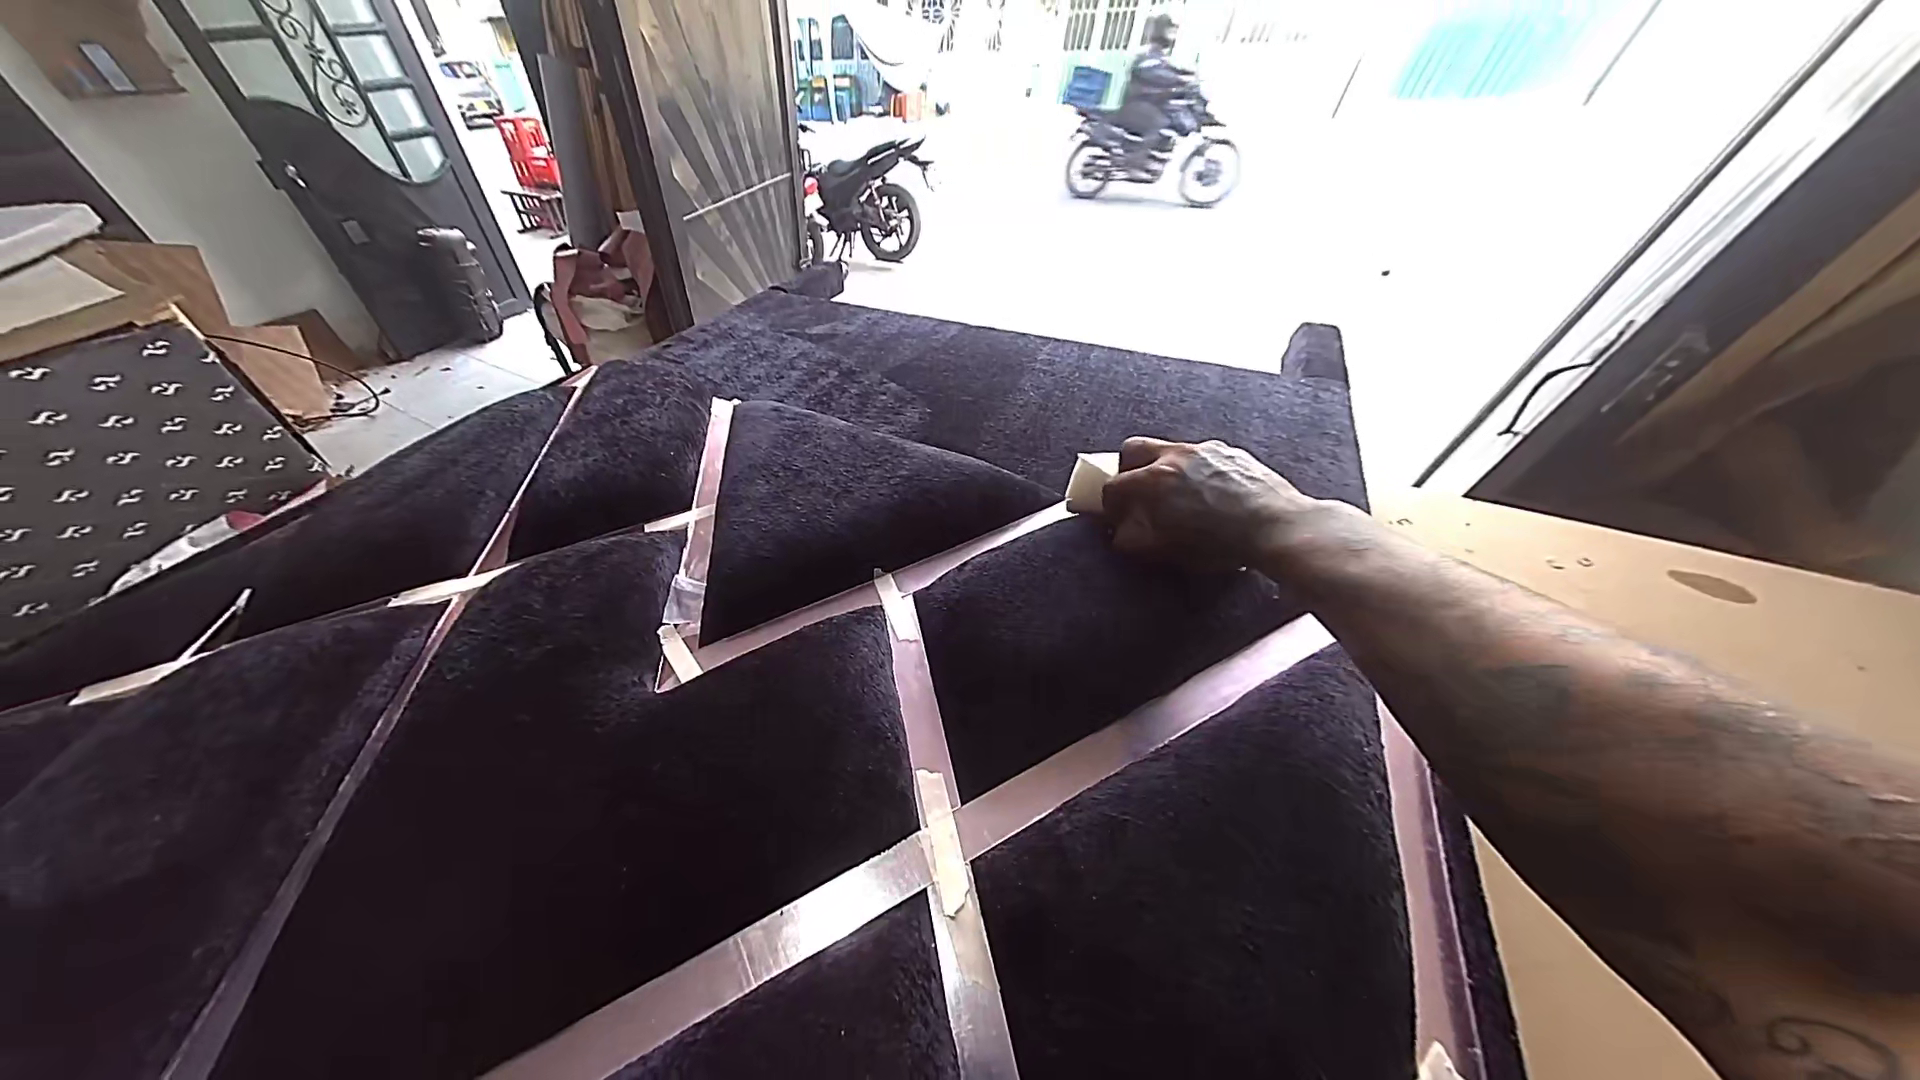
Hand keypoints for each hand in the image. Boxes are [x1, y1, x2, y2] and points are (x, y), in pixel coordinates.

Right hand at [1100, 437, 1319, 570]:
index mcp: (1154, 480)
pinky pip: (1201, 455)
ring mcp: (1206, 449)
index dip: (1109, 504)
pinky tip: (1207, 494)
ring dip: (1163, 469)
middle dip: (1127, 469)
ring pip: (1169, 450)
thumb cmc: (1223, 543)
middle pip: (1133, 449)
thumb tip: (1122, 536)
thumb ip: (1137, 540)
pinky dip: (1194, 470)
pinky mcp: (1231, 452)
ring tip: (1175, 496)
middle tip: (1135, 492)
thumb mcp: (1169, 549)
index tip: (1115, 516)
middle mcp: (1176, 456)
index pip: (1114, 485)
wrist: (1277, 528)